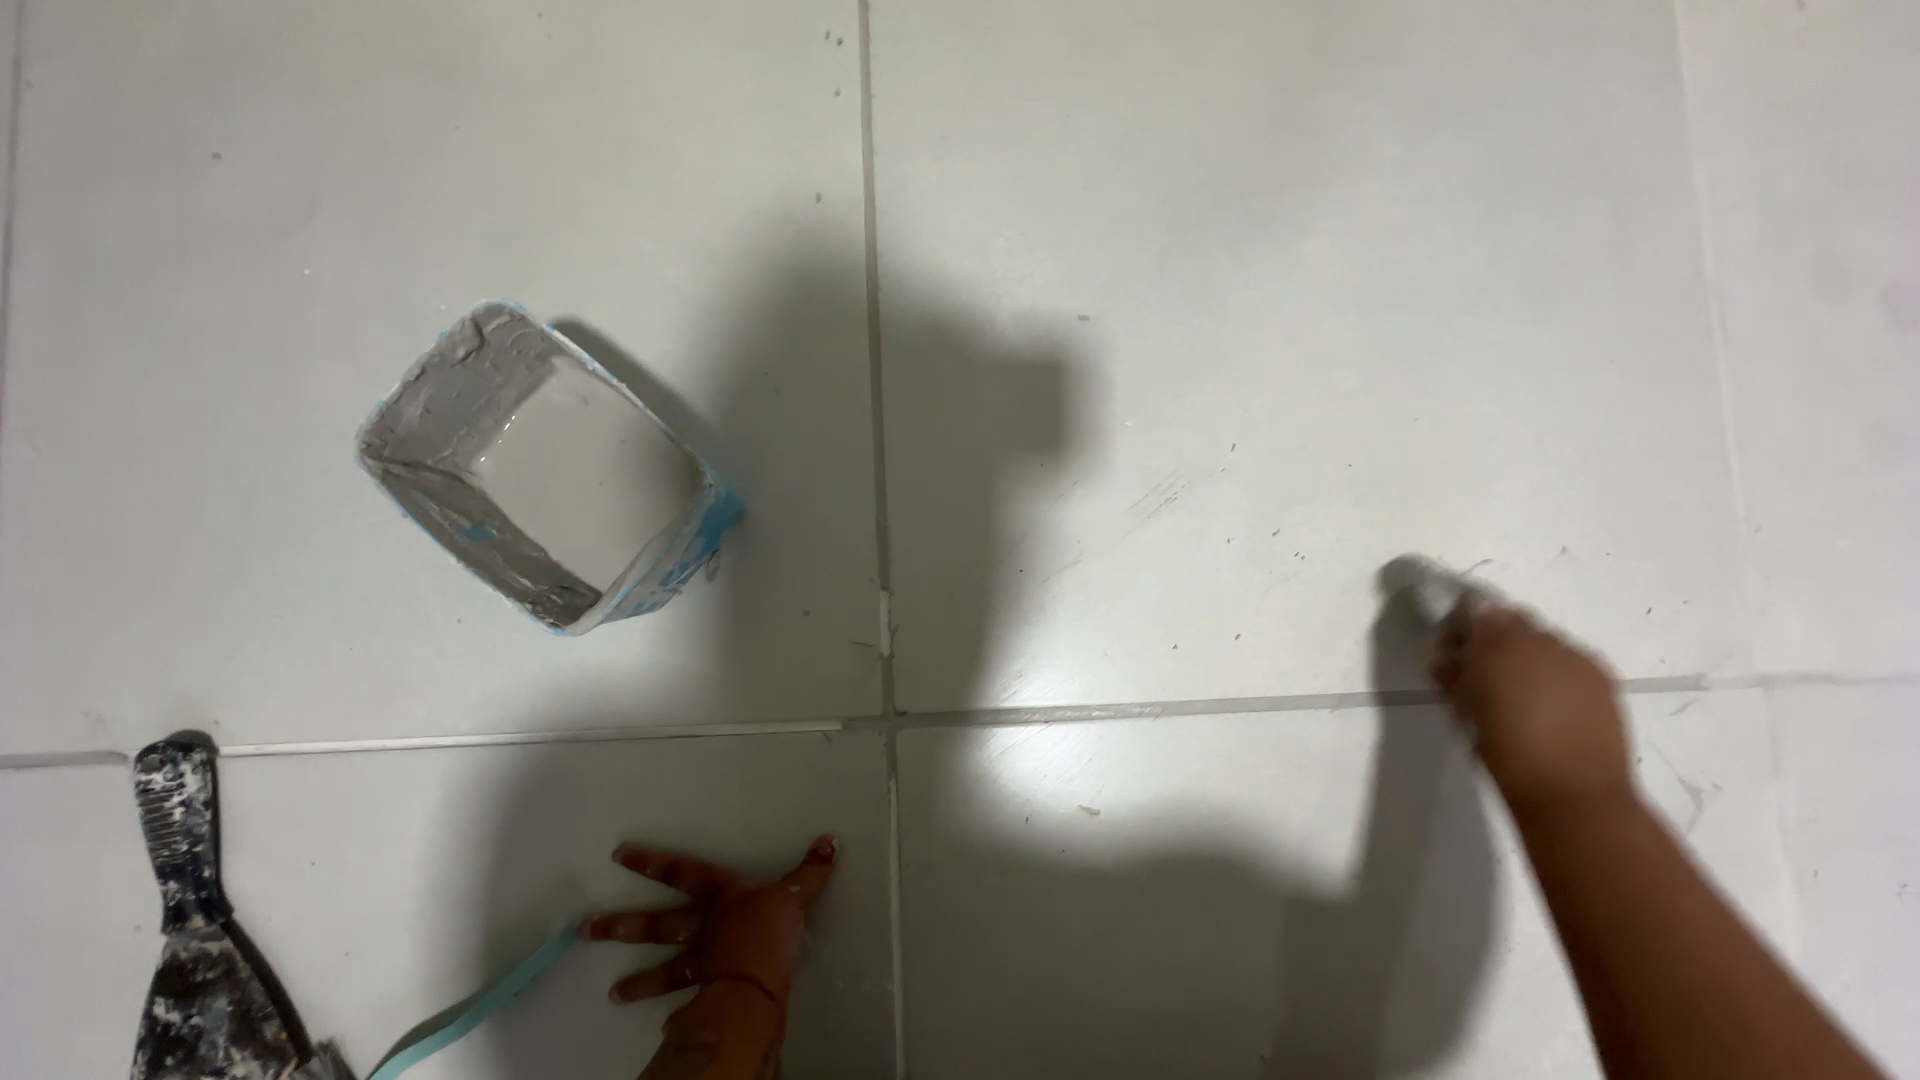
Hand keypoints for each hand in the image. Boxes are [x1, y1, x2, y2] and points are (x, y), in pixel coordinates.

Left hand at [583, 835, 837, 1006]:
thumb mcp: (794, 894)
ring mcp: (703, 963)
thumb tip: (830, 841)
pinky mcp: (710, 994)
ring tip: (613, 993)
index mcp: (722, 896)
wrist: (758, 984)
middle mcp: (704, 927)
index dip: (653, 863)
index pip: (682, 873)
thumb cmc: (770, 931)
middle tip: (586, 928)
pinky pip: (690, 1003)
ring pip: (665, 968)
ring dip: (640, 979)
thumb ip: (810, 872)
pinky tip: (666, 1023)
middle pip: (658, 924)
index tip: (619, 857)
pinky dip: (679, 1014)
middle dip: (623, 926)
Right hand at [1430, 603, 1632, 810]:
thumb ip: (1450, 673)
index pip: (1476, 607)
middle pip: (1513, 620)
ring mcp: (1578, 657)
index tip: (1453, 643)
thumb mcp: (1461, 708)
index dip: (1462, 620)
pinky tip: (1549, 702)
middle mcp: (1541, 638)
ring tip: (1518, 690)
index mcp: (1498, 641)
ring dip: (1527, 654)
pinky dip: (1555, 671)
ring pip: (1544, 640)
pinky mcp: (1605, 678)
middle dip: (1496, 635)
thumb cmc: (1503, 749)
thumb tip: (1447, 655)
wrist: (1572, 791)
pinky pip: (1571, 661)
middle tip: (1482, 668)